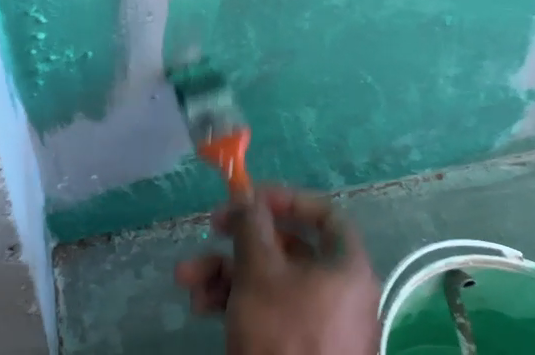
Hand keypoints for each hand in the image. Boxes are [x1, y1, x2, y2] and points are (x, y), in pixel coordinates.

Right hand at [176, 188, 382, 354]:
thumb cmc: (283, 336)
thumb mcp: (258, 272)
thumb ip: (250, 225)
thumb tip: (247, 194)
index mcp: (346, 267)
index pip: (324, 214)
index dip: (286, 198)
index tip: (249, 198)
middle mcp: (340, 291)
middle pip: (288, 247)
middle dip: (240, 240)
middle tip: (211, 229)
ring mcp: (323, 324)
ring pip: (272, 280)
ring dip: (226, 272)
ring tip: (188, 280)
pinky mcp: (303, 349)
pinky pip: (273, 311)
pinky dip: (238, 302)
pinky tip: (202, 307)